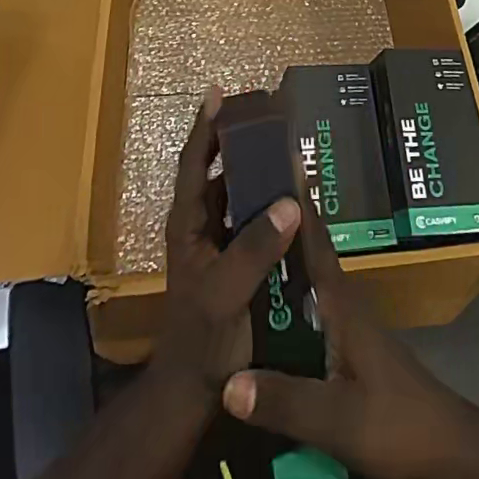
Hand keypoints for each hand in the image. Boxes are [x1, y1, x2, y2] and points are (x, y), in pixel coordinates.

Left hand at [149, 87, 302, 408]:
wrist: (195, 384)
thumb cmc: (204, 337)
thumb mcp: (228, 291)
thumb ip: (255, 247)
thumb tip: (289, 200)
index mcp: (187, 224)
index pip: (194, 164)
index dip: (206, 128)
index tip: (217, 93)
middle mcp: (198, 224)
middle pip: (214, 170)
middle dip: (233, 139)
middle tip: (262, 113)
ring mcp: (215, 242)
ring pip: (232, 193)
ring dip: (252, 169)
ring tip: (280, 145)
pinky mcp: (232, 259)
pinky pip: (249, 218)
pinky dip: (265, 201)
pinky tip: (290, 196)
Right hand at [220, 205, 478, 478]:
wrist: (447, 454)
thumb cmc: (401, 423)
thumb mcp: (342, 418)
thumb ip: (287, 399)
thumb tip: (226, 380)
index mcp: (337, 300)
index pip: (311, 235)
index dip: (291, 196)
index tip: (267, 156)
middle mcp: (336, 300)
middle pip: (299, 246)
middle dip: (270, 215)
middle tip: (229, 187)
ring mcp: (338, 321)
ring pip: (298, 273)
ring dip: (272, 250)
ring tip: (230, 230)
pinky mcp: (338, 344)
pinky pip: (298, 302)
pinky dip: (276, 287)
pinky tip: (252, 295)